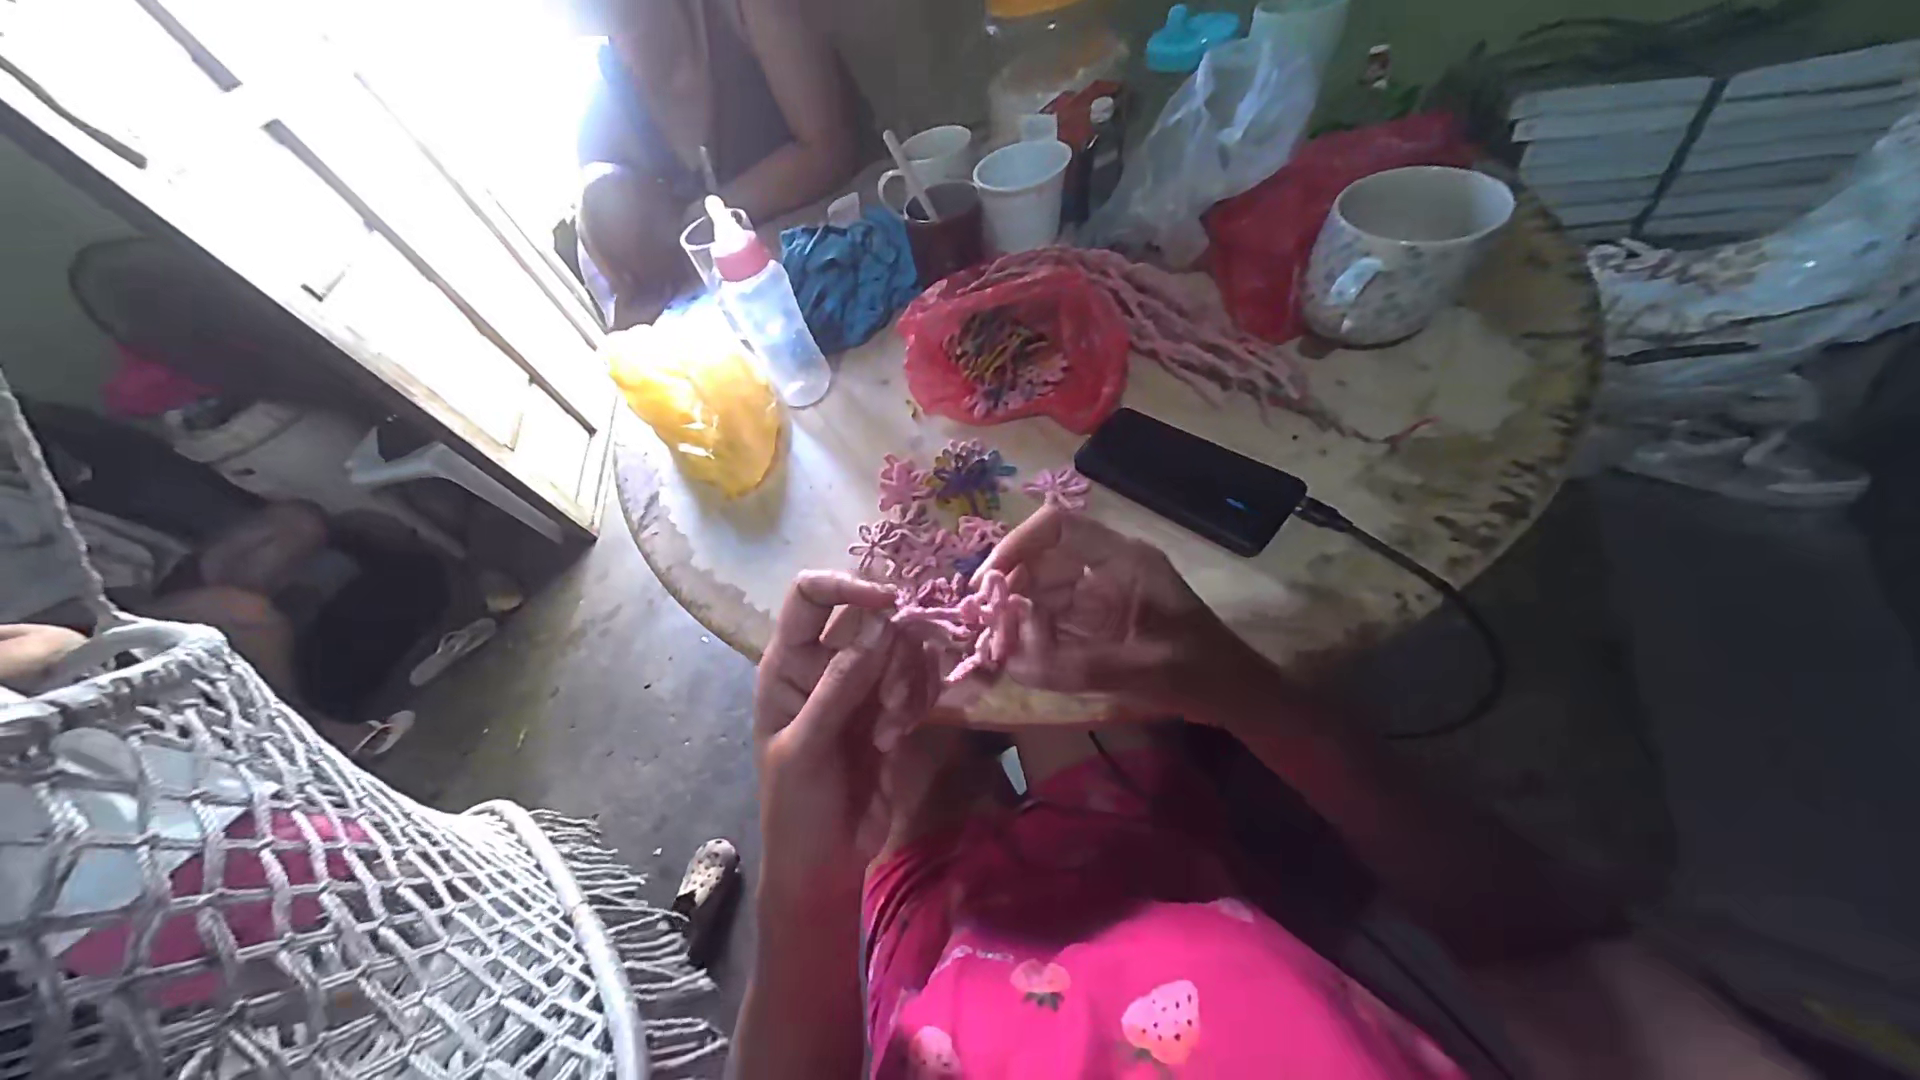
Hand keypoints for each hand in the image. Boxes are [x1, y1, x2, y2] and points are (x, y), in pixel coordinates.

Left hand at [753, 572, 933, 898]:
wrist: (825, 863)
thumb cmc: (795, 806)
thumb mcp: (806, 747)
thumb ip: (838, 686)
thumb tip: (880, 624)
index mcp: (788, 662)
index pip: (810, 595)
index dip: (846, 585)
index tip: (889, 603)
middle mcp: (828, 661)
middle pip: (871, 618)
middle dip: (890, 654)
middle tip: (887, 704)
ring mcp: (864, 682)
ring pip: (903, 646)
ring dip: (905, 684)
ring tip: (887, 732)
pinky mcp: (894, 705)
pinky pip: (920, 678)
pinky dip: (916, 703)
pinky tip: (894, 741)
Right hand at [973, 505, 1269, 715]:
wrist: (1235, 693)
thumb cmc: (1201, 671)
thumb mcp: (1144, 669)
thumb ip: (1078, 666)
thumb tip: (1012, 663)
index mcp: (1124, 560)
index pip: (1059, 527)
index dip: (1016, 544)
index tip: (989, 582)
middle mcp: (1105, 568)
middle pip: (1042, 558)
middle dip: (1007, 585)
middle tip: (980, 622)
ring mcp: (1098, 594)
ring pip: (1041, 588)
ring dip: (1014, 612)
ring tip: (991, 643)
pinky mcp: (1094, 619)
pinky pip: (1051, 617)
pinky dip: (1029, 633)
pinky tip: (1013, 654)